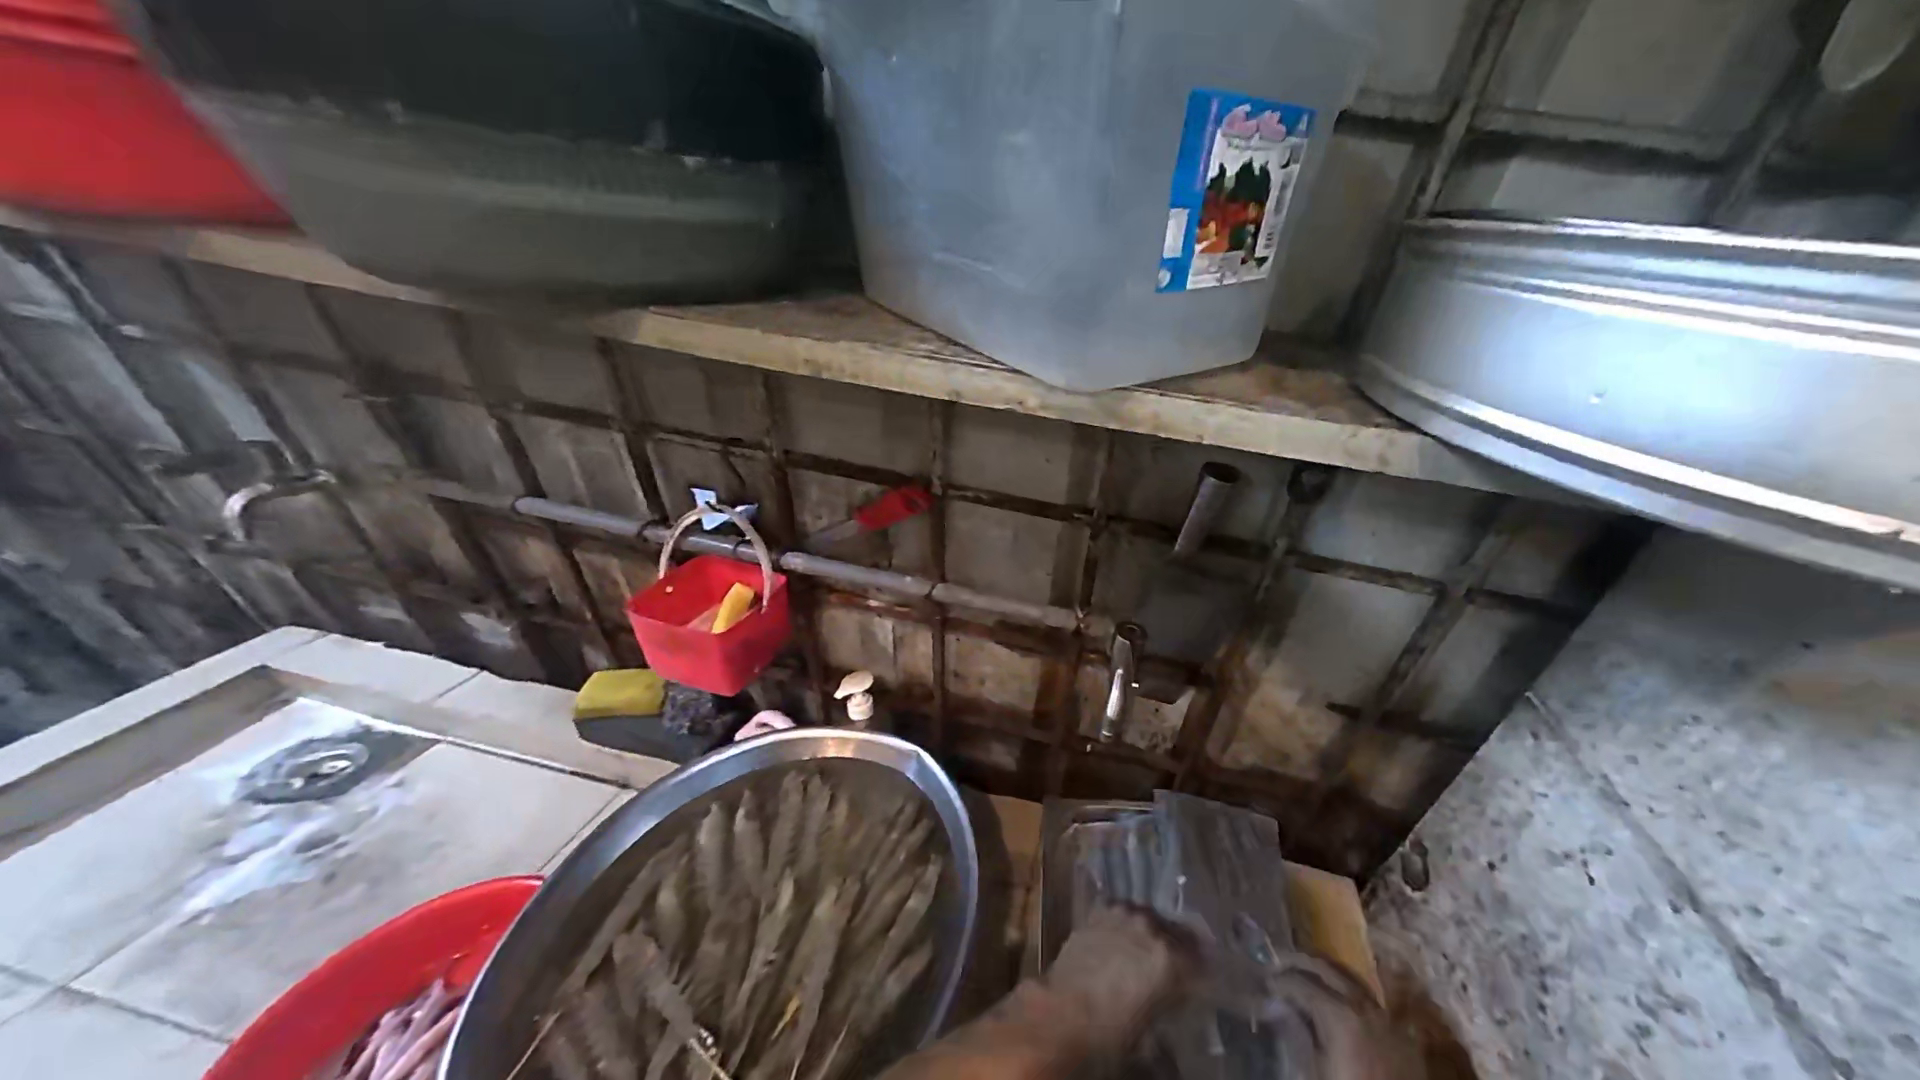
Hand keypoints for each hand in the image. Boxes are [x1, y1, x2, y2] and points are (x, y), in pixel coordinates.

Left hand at [1041, 905, 1197, 1055]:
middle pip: (1174, 931)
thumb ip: (1174, 1001)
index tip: (1198, 977)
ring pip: (1146, 916)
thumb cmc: (1114, 1031)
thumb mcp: (1156, 1025)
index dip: (1200, 968)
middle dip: (1175, 945)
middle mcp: (1151, 927)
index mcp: (1173, 959)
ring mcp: (1123, 914)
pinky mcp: (1099, 912)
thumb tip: (1177, 996)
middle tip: (1170, 963)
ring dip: (1148, 930)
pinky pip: (1121, 911)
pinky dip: (1124, 923)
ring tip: (1142, 948)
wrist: (1066, 1012)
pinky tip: (1119, 938)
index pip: (1201, 957)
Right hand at [1268, 954, 1424, 1079]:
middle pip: (1325, 968)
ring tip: (1308, 972)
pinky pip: (1371, 996)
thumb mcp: (1316, 1069)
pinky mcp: (1400, 1030)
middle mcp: (1362, 1005)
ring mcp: (1384, 1015)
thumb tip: (1279, 1008)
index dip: (1279, 980)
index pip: (1300, 983)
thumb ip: (1299, 1033)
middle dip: (1299, 963)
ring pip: (1350, 976)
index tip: (1265, 981)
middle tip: (1280, 964)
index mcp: (1339, 1014)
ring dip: (1325, 970)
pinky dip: (1350, 986)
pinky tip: (1341, 992)